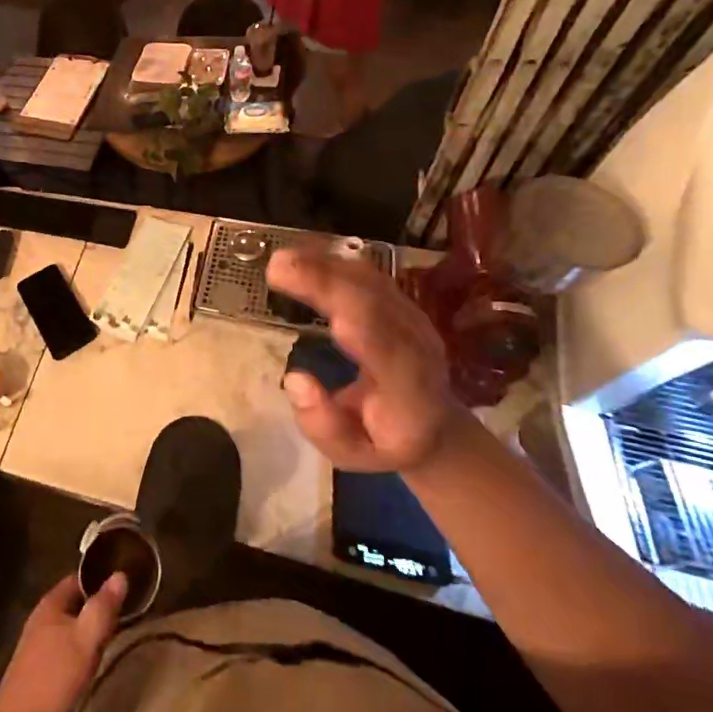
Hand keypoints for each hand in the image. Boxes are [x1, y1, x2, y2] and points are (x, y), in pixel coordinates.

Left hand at [0, 573, 125, 711]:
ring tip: (114, 632)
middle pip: (73, 603)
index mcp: (49, 604)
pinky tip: (92, 658)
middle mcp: (41, 618)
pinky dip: (80, 647)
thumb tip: (120, 573)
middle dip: (96, 605)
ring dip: (88, 628)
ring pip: (69, 626)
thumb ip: (102, 608)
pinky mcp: (39, 667)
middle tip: (125, 609)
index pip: (76, 579)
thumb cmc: (55, 675)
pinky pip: (65, 646)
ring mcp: (38, 643)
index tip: (122, 582)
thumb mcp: (85, 639)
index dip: (98, 578)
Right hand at [267, 247, 465, 472]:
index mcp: (410, 391)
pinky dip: (333, 263)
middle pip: (377, 307)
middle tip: (279, 270)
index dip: (370, 337)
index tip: (335, 320)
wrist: (432, 423)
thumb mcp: (352, 457)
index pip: (391, 357)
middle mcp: (417, 347)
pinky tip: (301, 255)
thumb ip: (324, 426)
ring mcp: (411, 321)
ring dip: (328, 268)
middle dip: (331, 286)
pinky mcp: (399, 304)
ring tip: (282, 260)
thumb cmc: (383, 440)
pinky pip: (367, 277)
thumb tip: (296, 379)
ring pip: (371, 285)